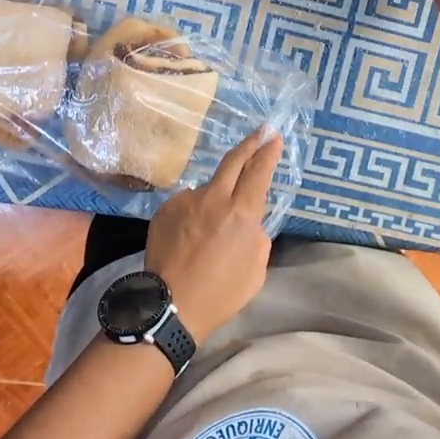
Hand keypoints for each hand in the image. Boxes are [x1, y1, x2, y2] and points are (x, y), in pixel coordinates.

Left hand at [146, 128, 283, 341]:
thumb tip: (249, 220)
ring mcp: (186, 201)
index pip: (259, 171)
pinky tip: (191, 236)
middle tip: (260, 133)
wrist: (171, 305)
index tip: (274, 138)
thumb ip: (257, 235)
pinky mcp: (165, 209)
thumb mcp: (256, 268)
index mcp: (242, 212)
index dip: (268, 152)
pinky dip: (195, 213)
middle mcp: (214, 198)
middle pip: (234, 160)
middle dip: (249, 144)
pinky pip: (187, 204)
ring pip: (208, 188)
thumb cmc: (222, 293)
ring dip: (217, 195)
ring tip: (213, 227)